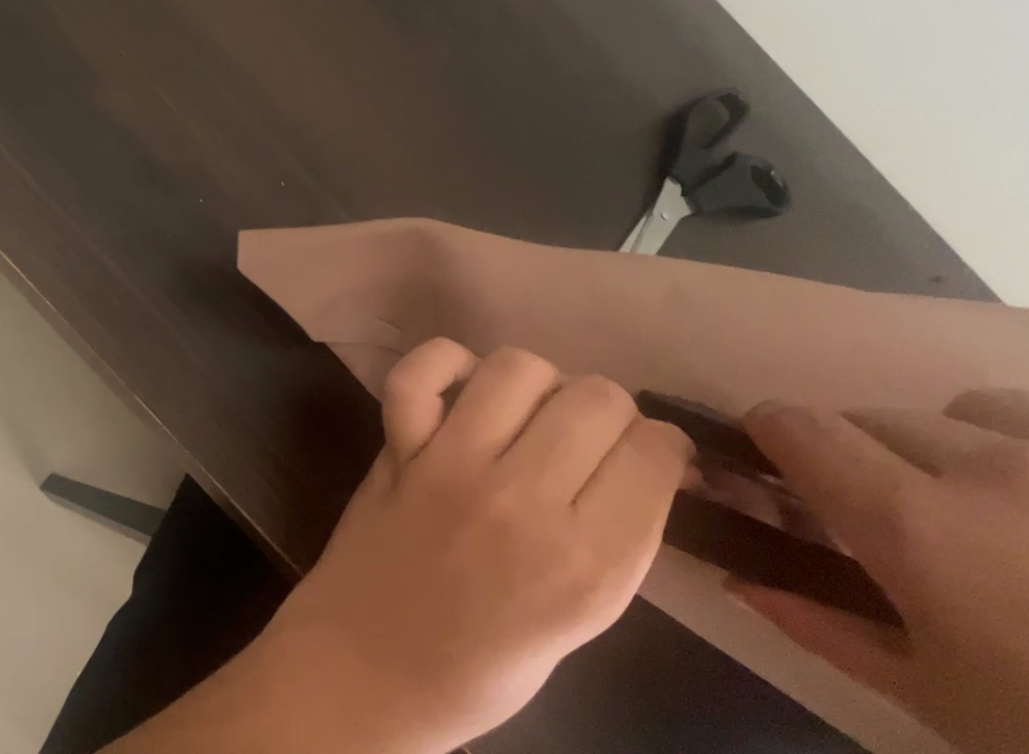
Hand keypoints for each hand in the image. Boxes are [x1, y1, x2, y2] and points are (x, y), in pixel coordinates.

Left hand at [249, 340, 694, 751]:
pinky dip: (444, 364)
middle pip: (595, 398)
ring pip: (518, 369)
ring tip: (527, 415)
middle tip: (583, 441)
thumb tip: (645, 459)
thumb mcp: (585, 616)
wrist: (370, 665)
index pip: (653, 450)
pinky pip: (420, 372)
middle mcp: (523, 500)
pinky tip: (461, 387)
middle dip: (606, 412)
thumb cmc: (484, 662)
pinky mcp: (396, 448)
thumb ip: (617, 535)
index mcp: (588, 561)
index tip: (642, 457)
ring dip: (536, 383)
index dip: (658, 446)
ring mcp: (451, 466)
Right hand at [739, 391, 1028, 753]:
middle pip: (876, 417)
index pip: (797, 426)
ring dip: (956, 443)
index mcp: (915, 521)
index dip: (768, 435)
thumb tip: (738, 580)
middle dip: (860, 458)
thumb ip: (822, 625)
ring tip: (991, 505)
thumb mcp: (937, 697)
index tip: (769, 464)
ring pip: (975, 410)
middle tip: (887, 519)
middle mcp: (990, 468)